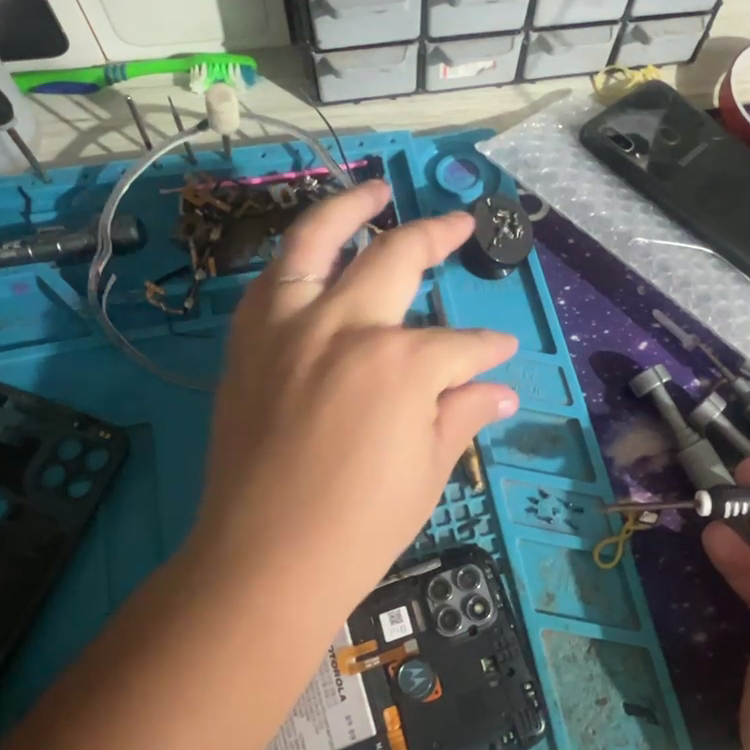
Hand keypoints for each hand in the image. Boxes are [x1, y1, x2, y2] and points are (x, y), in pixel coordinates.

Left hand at [196, 180, 519, 603]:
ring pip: (317, 241)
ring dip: (350, 209)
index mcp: (402, 363)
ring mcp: (289, 326)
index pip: (462, 345)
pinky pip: (274, 280)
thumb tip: (500, 388)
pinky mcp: (249, 342)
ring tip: (375, 190)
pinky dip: (299, 258)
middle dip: (438, 236)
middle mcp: (346, 325)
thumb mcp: (428, 469)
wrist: (263, 560)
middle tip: (461, 224)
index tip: (500, 357)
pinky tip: (318, 254)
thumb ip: (461, 413)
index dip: (487, 352)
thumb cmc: (360, 525)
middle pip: (397, 259)